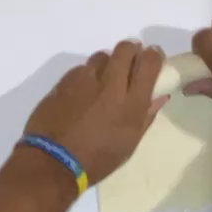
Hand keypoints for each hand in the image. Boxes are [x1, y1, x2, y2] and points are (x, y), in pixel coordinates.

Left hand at [18, 40, 166, 187]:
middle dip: (131, 51)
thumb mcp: (129, 144)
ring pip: (102, 55)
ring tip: (104, 80)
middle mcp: (111, 85)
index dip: (154, 55)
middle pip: (125, 48)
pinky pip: (81, 68)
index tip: (153, 59)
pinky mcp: (65, 81)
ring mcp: (85, 80)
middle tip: (129, 64)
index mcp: (132, 103)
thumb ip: (145, 116)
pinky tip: (83, 92)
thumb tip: (159, 97)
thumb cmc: (97, 160)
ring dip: (107, 63)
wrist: (52, 162)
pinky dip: (87, 75)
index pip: (150, 62)